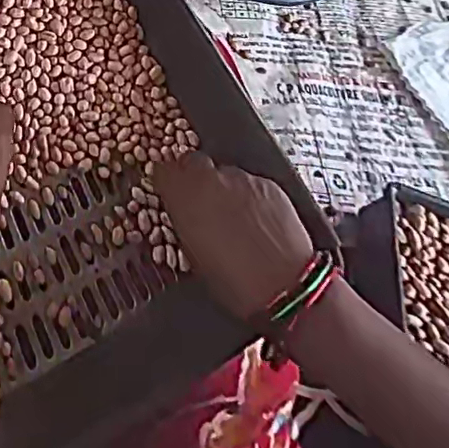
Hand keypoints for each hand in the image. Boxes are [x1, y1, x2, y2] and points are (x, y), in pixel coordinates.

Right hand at [152, 152, 314, 321]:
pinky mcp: (268, 184)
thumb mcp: (192, 255)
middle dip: (194, 175)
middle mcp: (208, 179)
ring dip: (224, 188)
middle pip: (192, 161)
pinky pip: (251, 183)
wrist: (286, 287)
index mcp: (183, 195)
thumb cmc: (234, 281)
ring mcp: (240, 178)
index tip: (169, 189)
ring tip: (236, 216)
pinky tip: (258, 220)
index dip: (166, 180)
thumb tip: (184, 214)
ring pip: (224, 173)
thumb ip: (184, 222)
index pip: (163, 170)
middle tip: (201, 199)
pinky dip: (250, 196)